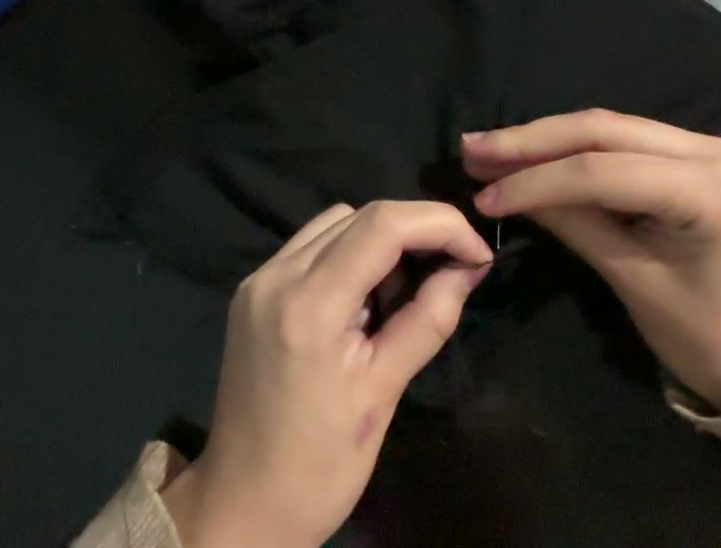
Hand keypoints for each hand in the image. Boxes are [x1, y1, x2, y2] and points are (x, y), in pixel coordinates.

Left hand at [162, 201, 493, 547]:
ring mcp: (257, 279)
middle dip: (415, 231)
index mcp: (308, 304)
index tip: (477, 254)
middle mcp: (275, 275)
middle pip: (359, 216)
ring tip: (404, 294)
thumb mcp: (383, 393)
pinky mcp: (252, 291)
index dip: (439, 224)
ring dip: (380, 241)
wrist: (243, 504)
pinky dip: (349, 255)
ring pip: (334, 224)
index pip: (381, 225)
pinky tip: (365, 298)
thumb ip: (428, 319)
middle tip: (452, 272)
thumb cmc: (320, 465)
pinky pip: (311, 247)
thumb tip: (468, 268)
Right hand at [463, 110, 720, 410]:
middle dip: (532, 141)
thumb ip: (572, 223)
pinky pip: (625, 142)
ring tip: (489, 148)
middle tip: (473, 147)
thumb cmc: (706, 336)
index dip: (535, 179)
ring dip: (546, 139)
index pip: (603, 171)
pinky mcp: (697, 155)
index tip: (481, 192)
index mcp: (712, 190)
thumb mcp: (633, 281)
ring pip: (610, 129)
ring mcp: (711, 147)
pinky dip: (574, 149)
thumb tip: (503, 188)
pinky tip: (532, 152)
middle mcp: (717, 151)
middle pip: (605, 131)